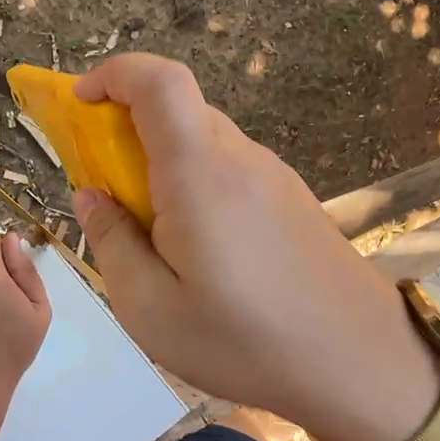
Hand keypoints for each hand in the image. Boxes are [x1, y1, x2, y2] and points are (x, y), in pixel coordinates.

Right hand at [71, 53, 439, 440]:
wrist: (362, 366)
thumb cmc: (244, 342)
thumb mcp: (149, 308)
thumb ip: (111, 243)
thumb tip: (91, 196)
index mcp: (200, 175)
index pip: (159, 82)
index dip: (113, 74)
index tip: (77, 103)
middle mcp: (240, 160)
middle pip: (177, 110)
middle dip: (123, 127)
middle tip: (98, 185)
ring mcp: (273, 177)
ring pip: (202, 141)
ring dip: (157, 161)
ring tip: (144, 230)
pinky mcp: (290, 200)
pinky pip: (227, 169)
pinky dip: (190, 182)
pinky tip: (192, 247)